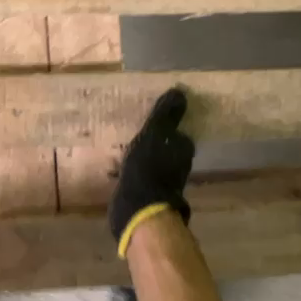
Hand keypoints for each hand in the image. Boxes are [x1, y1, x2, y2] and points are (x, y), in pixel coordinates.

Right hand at [110, 87, 196, 246]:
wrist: (139, 209)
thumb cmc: (148, 167)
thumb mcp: (154, 134)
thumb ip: (166, 115)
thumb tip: (180, 91)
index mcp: (183, 151)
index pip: (180, 136)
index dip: (168, 129)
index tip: (154, 124)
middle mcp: (179, 168)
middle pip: (168, 152)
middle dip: (155, 145)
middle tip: (137, 136)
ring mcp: (163, 185)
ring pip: (154, 166)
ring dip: (143, 159)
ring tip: (123, 152)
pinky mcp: (148, 198)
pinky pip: (141, 179)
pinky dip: (132, 174)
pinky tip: (117, 172)